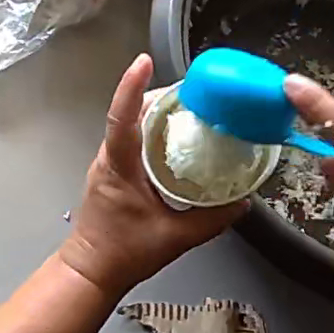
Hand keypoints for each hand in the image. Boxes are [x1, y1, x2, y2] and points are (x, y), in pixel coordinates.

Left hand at [58, 55, 244, 295]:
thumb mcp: (175, 238)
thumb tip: (243, 202)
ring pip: (133, 123)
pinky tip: (180, 136)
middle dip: (161, 93)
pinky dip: (156, 129)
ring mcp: (109, 162)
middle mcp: (110, 158)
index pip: (122, 117)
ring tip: (195, 107)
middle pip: (132, 112)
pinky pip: (135, 138)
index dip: (132, 86)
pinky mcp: (114, 170)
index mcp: (119, 167)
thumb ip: (212, 220)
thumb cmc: (122, 253)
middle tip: (197, 90)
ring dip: (159, 110)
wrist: (90, 271)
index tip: (144, 61)